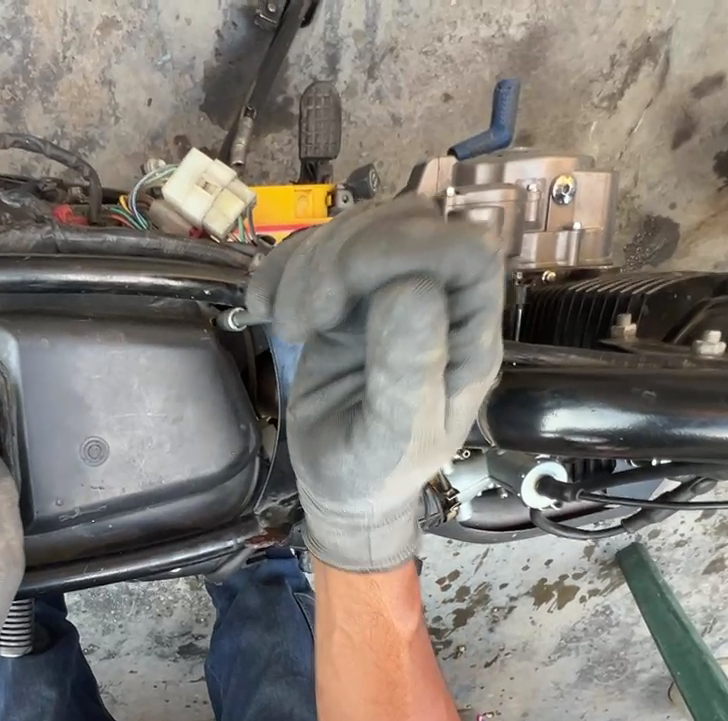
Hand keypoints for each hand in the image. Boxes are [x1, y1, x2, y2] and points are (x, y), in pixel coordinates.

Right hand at [247, 197, 503, 571]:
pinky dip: (279, 269)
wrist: (339, 489)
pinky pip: (314, 252)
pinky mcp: (342, 300)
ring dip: (306, 267)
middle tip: (305, 322)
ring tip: (287, 329)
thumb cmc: (377, 472)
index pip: (464, 251)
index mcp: (466, 335)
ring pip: (355, 230)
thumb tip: (408, 286)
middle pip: (404, 224)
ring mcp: (385, 295)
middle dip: (341, 259)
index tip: (342, 297)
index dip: (406, 251)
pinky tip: (262, 309)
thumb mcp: (396, 438)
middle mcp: (435, 302)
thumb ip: (408, 369)